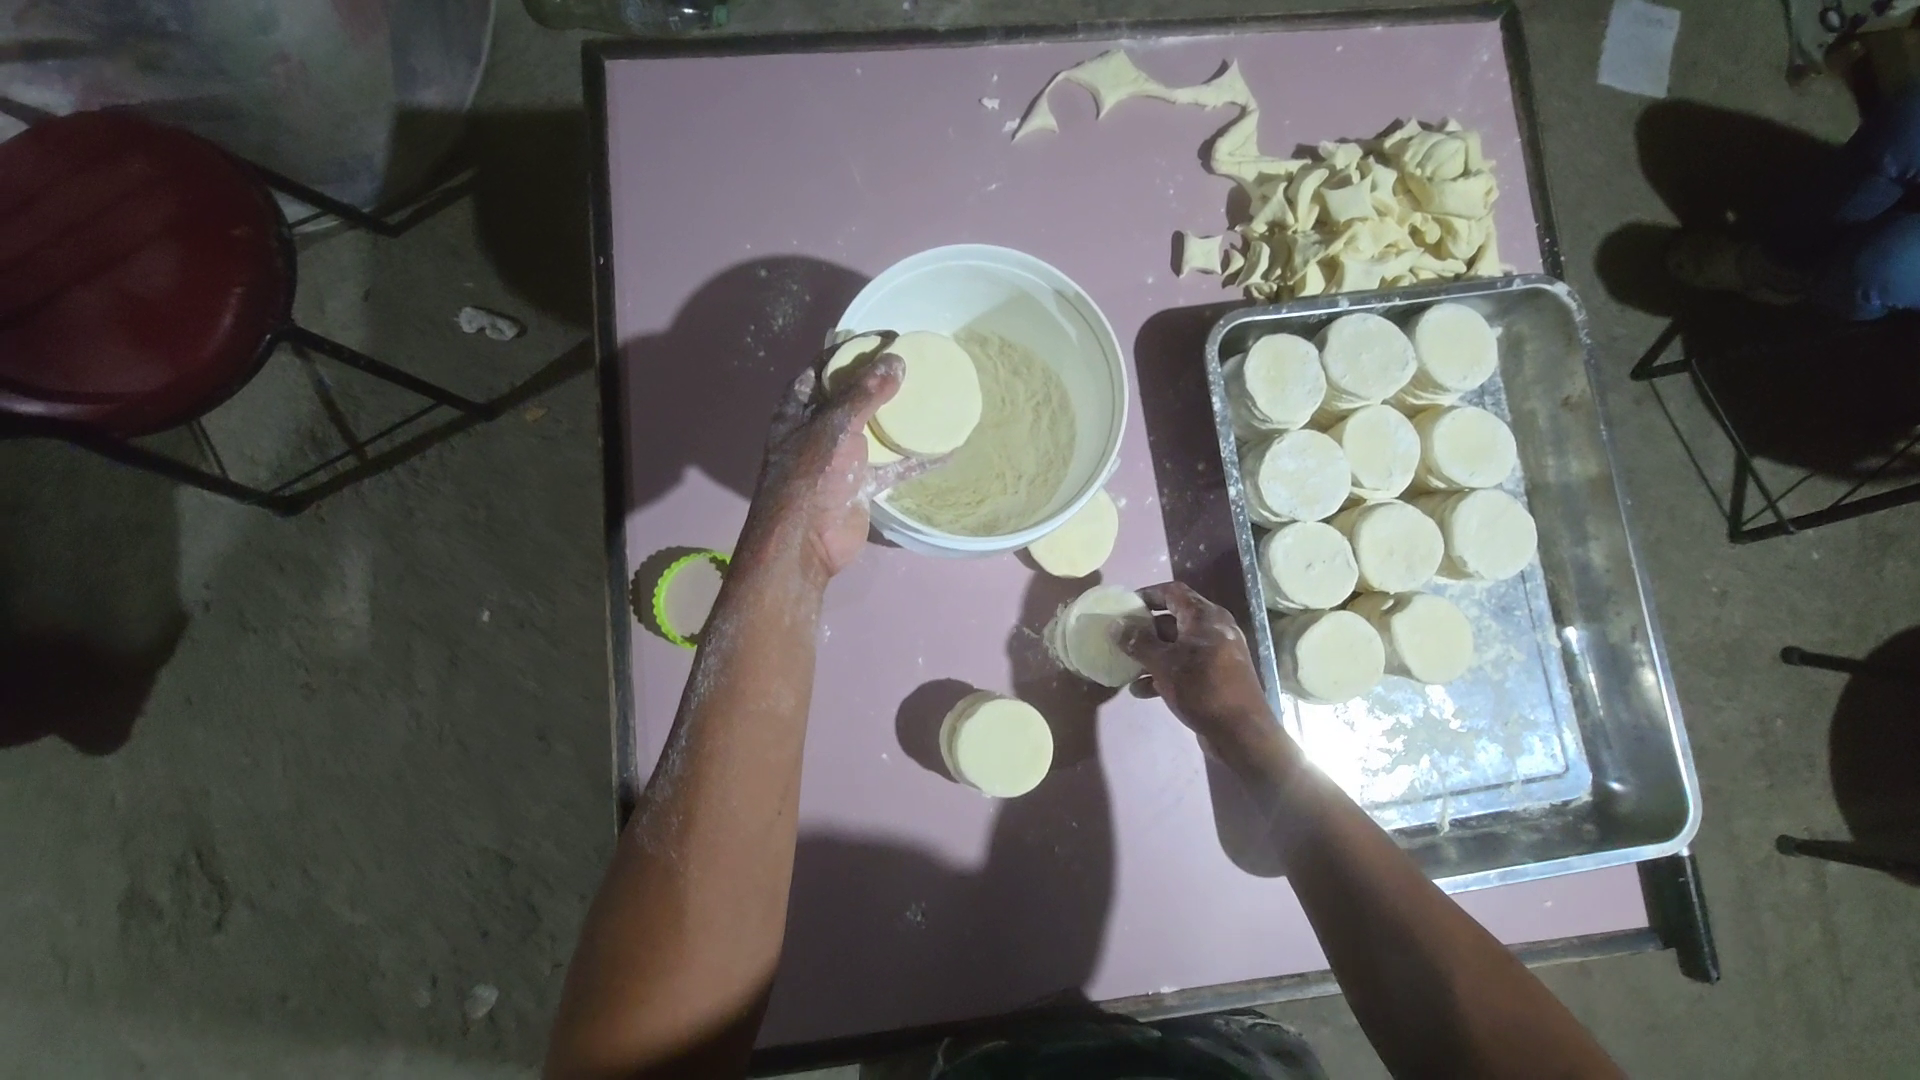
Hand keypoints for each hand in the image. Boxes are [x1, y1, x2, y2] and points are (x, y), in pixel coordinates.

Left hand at [740, 351, 917, 585]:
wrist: (805, 542)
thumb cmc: (810, 477)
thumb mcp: (835, 427)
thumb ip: (865, 394)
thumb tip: (897, 360)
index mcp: (798, 409)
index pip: (823, 368)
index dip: (850, 350)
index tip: (885, 339)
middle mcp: (817, 429)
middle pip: (851, 396)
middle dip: (879, 381)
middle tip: (914, 363)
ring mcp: (840, 459)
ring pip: (874, 430)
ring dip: (899, 418)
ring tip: (930, 395)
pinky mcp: (861, 485)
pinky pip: (892, 467)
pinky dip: (915, 459)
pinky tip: (944, 448)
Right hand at [1120, 583, 1298, 778]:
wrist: (1241, 733)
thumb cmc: (1202, 688)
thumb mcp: (1164, 664)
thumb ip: (1138, 642)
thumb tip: (1116, 625)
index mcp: (1205, 617)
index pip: (1173, 592)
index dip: (1148, 594)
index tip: (1125, 605)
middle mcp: (1213, 629)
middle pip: (1173, 619)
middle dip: (1145, 629)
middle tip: (1121, 637)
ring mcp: (1216, 654)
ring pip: (1176, 646)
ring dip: (1151, 655)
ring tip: (1126, 667)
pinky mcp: (1215, 676)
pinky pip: (1184, 666)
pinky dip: (1163, 673)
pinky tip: (1141, 691)